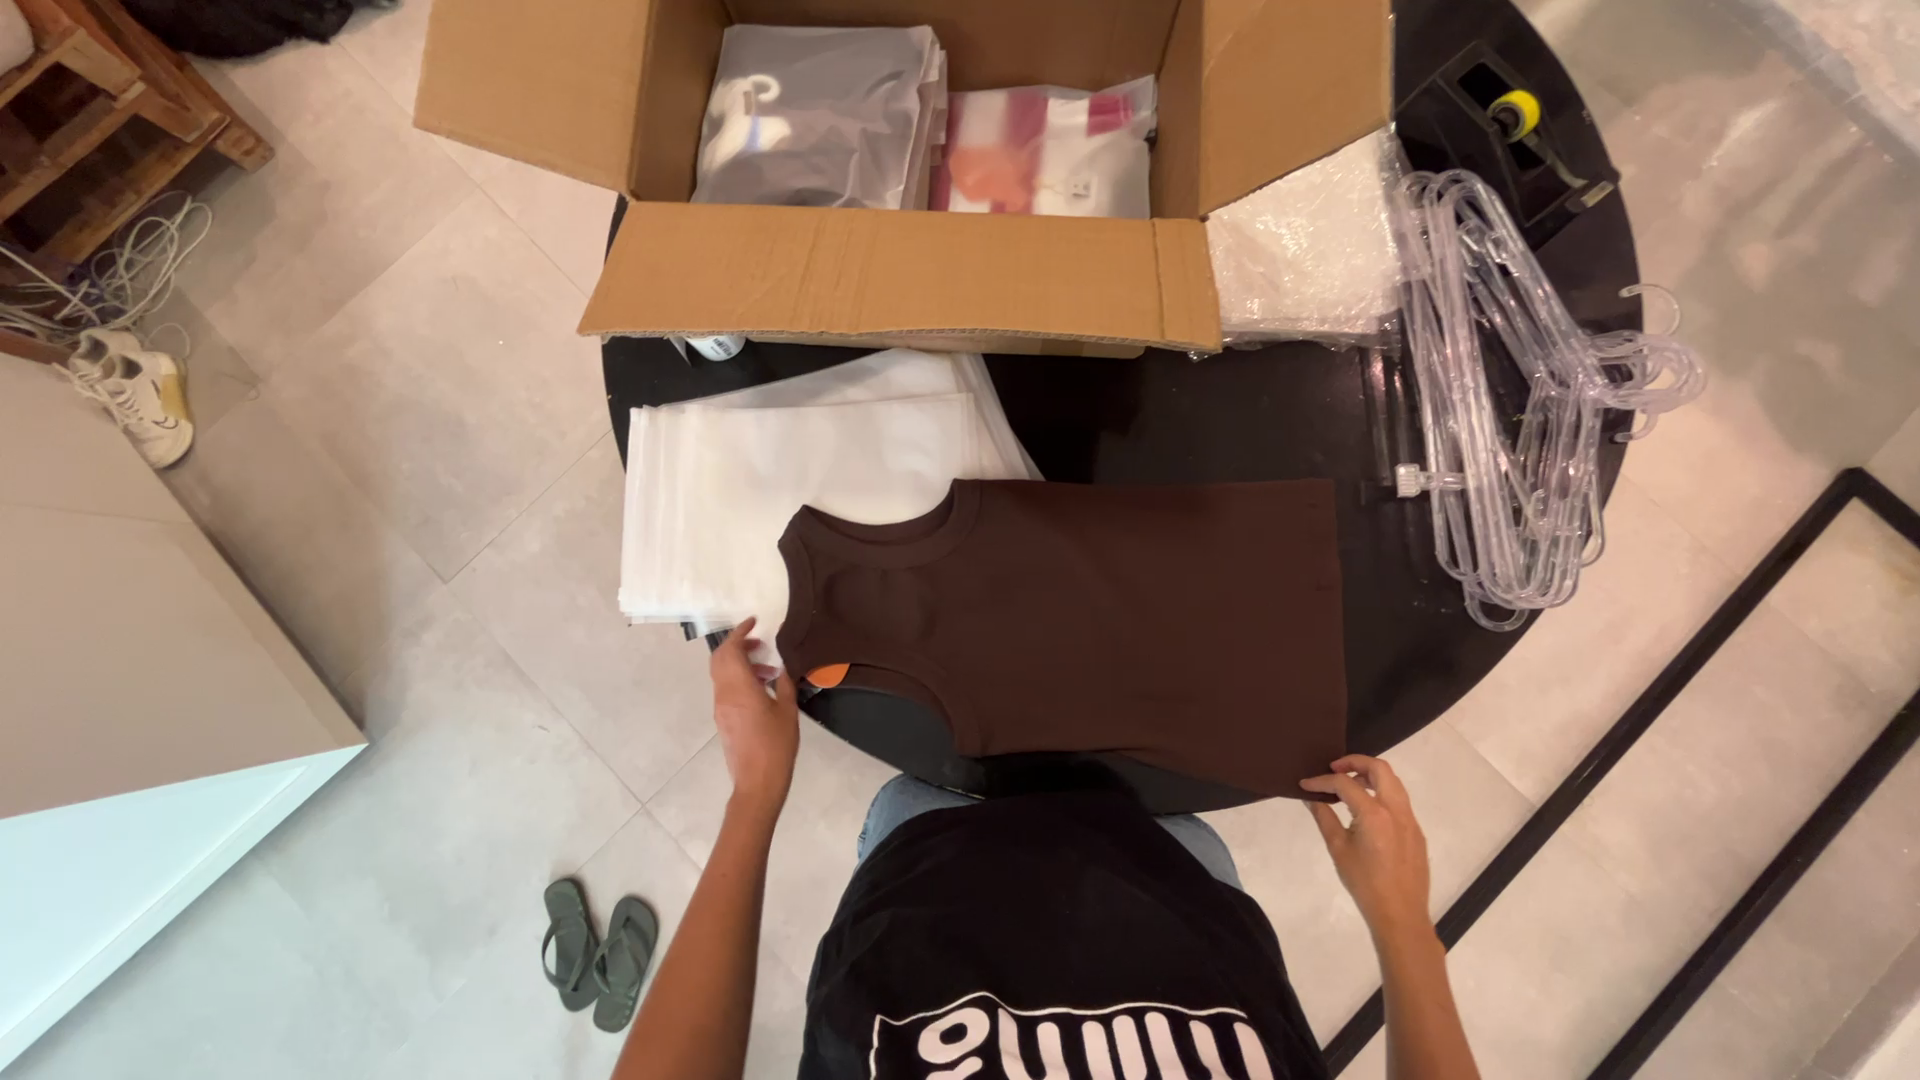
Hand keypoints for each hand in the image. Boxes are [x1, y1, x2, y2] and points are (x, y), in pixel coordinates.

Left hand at [710, 617, 798, 820]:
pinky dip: (739, 678)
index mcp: (740, 688)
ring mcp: (721, 707)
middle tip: (758, 643)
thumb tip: (783, 667)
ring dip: (739, 663)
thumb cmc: (776, 745)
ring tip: (767, 669)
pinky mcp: (723, 719)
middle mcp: (724, 694)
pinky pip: (726, 688)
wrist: (757, 782)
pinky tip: (762, 688)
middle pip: (719, 659)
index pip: (730, 650)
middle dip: (736, 645)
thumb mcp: (788, 711)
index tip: (753, 622)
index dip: (739, 632)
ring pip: (721, 674)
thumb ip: (785, 684)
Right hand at [1302, 755, 1432, 943]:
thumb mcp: (1338, 848)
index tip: (1305, 784)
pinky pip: (1399, 802)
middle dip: (1355, 762)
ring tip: (1349, 786)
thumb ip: (1324, 817)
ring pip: (1393, 783)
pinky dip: (1381, 794)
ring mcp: (1410, 821)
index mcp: (1374, 814)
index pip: (1345, 784)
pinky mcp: (1416, 832)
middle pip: (1380, 769)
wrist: (1401, 915)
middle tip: (1333, 769)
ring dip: (1370, 776)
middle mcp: (1397, 811)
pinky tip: (1365, 811)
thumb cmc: (1364, 883)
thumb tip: (1311, 797)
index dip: (1322, 780)